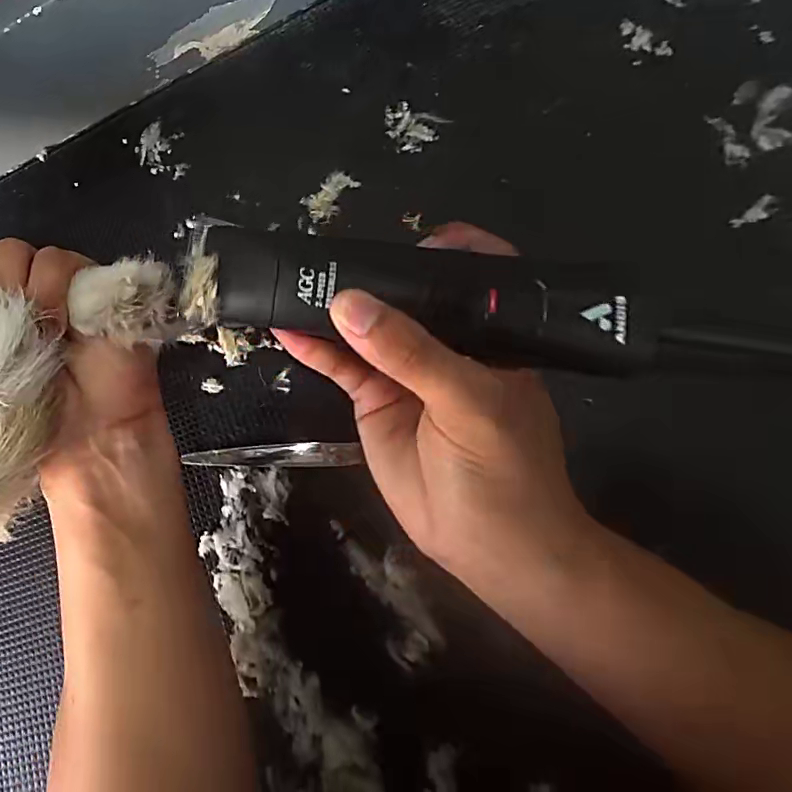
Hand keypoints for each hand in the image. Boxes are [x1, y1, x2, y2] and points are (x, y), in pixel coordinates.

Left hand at [0, 241, 175, 514]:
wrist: (85, 438)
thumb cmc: (22, 414)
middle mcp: (11, 291)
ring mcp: (50, 285)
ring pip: (16, 252)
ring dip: (19, 293)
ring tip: (31, 336)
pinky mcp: (87, 283)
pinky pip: (58, 261)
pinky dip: (54, 286)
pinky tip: (56, 323)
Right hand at [273, 222, 599, 592]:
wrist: (491, 551)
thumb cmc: (506, 469)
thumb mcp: (468, 402)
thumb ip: (410, 352)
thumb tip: (348, 304)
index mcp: (487, 334)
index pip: (475, 275)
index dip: (453, 250)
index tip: (418, 240)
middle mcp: (445, 344)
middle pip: (406, 296)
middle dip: (374, 274)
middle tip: (331, 255)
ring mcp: (404, 372)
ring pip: (365, 329)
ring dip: (332, 309)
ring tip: (294, 285)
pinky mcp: (374, 400)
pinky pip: (340, 366)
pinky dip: (313, 348)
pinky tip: (286, 331)